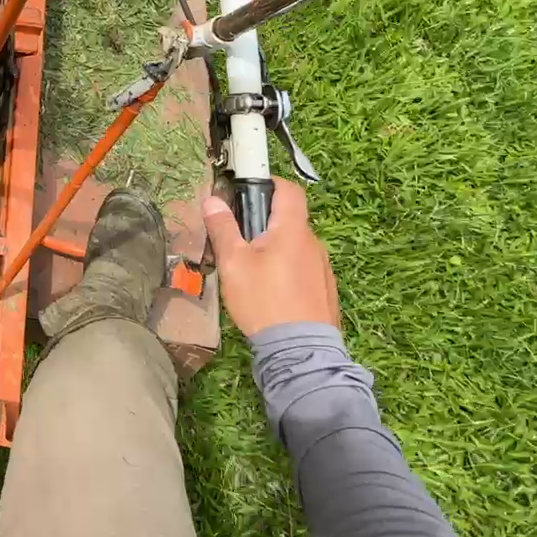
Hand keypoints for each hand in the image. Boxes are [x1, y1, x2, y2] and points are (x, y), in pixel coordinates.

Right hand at [200, 178, 340, 336]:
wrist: (301, 353)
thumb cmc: (264, 300)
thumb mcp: (234, 263)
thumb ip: (223, 229)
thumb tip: (212, 201)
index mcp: (292, 231)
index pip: (289, 190)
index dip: (268, 182)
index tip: (245, 191)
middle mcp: (313, 244)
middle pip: (288, 218)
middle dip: (262, 221)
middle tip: (236, 238)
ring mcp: (322, 268)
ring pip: (294, 244)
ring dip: (273, 247)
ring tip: (250, 270)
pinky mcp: (324, 289)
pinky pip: (302, 266)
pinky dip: (285, 268)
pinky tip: (269, 290)